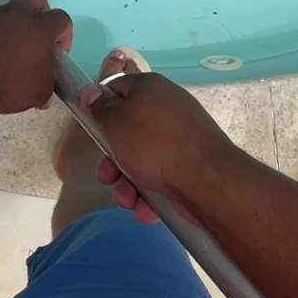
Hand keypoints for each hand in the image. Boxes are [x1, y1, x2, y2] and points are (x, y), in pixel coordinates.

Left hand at [0, 0, 72, 114]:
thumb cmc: (3, 84)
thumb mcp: (35, 94)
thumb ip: (45, 88)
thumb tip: (44, 94)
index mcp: (38, 28)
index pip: (61, 19)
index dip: (64, 35)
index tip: (56, 54)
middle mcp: (14, 14)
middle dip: (39, 14)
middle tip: (33, 40)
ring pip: (4, 13)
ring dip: (7, 29)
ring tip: (0, 57)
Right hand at [81, 72, 241, 221]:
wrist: (206, 179)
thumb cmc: (153, 144)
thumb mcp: (116, 122)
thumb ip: (101, 107)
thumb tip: (91, 90)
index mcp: (150, 88)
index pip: (117, 88)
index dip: (101, 106)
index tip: (92, 126)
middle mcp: (167, 108)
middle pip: (127, 132)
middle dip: (112, 161)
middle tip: (107, 177)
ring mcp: (180, 137)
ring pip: (141, 159)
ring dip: (128, 184)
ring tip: (128, 200)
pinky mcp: (190, 163)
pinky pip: (161, 174)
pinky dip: (150, 192)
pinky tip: (146, 209)